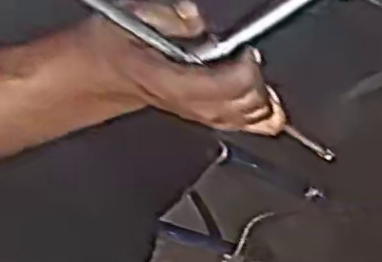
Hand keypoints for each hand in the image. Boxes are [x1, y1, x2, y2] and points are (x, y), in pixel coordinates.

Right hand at [75, 2, 286, 134]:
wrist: (112, 73)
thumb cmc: (118, 48)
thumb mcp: (131, 18)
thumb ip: (166, 16)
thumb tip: (193, 15)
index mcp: (178, 85)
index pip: (233, 84)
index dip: (248, 67)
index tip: (246, 51)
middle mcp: (202, 108)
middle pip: (253, 103)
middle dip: (256, 78)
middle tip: (246, 59)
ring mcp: (215, 120)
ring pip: (262, 118)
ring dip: (264, 96)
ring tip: (249, 74)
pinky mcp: (224, 124)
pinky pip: (261, 126)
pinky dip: (268, 113)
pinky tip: (259, 94)